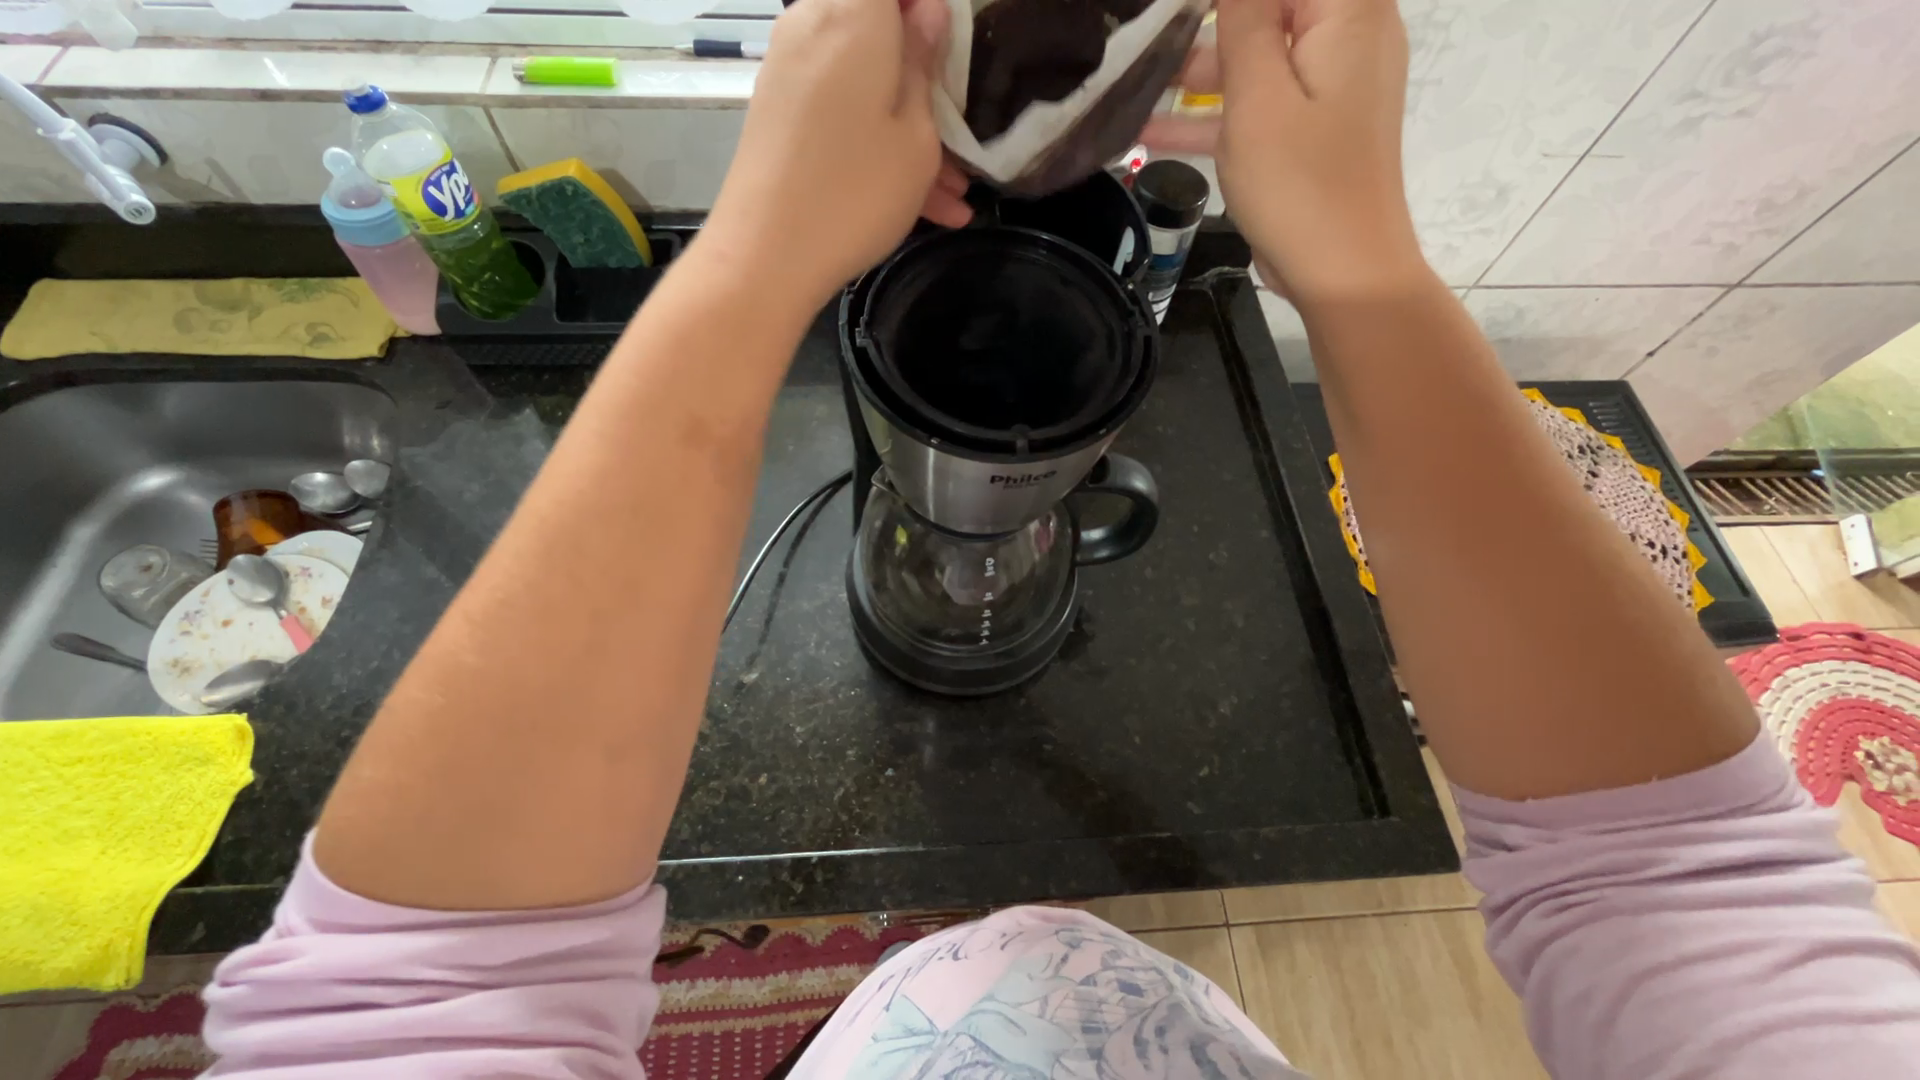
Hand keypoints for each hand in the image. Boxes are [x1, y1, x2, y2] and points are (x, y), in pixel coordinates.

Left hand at [701, 0, 969, 309]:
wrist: (767, 254)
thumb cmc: (856, 191)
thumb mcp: (916, 136)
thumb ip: (925, 67)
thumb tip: (927, 15)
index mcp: (854, 13)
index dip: (926, 9)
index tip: (950, 53)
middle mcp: (813, 25)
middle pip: (879, 30)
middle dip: (923, 77)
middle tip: (959, 130)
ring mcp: (791, 71)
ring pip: (865, 82)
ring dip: (910, 129)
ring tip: (953, 194)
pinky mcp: (780, 113)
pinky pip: (841, 111)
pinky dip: (877, 144)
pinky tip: (923, 204)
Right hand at [1142, 0, 1426, 304]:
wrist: (1344, 275)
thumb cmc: (1300, 186)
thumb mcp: (1258, 98)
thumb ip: (1245, 20)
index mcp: (1348, 11)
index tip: (1174, 8)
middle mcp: (1350, 34)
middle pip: (1272, 6)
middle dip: (1208, 18)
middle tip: (1146, 35)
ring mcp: (1330, 86)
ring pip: (1258, 55)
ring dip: (1199, 71)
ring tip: (1134, 82)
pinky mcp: (1311, 129)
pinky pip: (1259, 103)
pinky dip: (1214, 114)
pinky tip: (1149, 130)